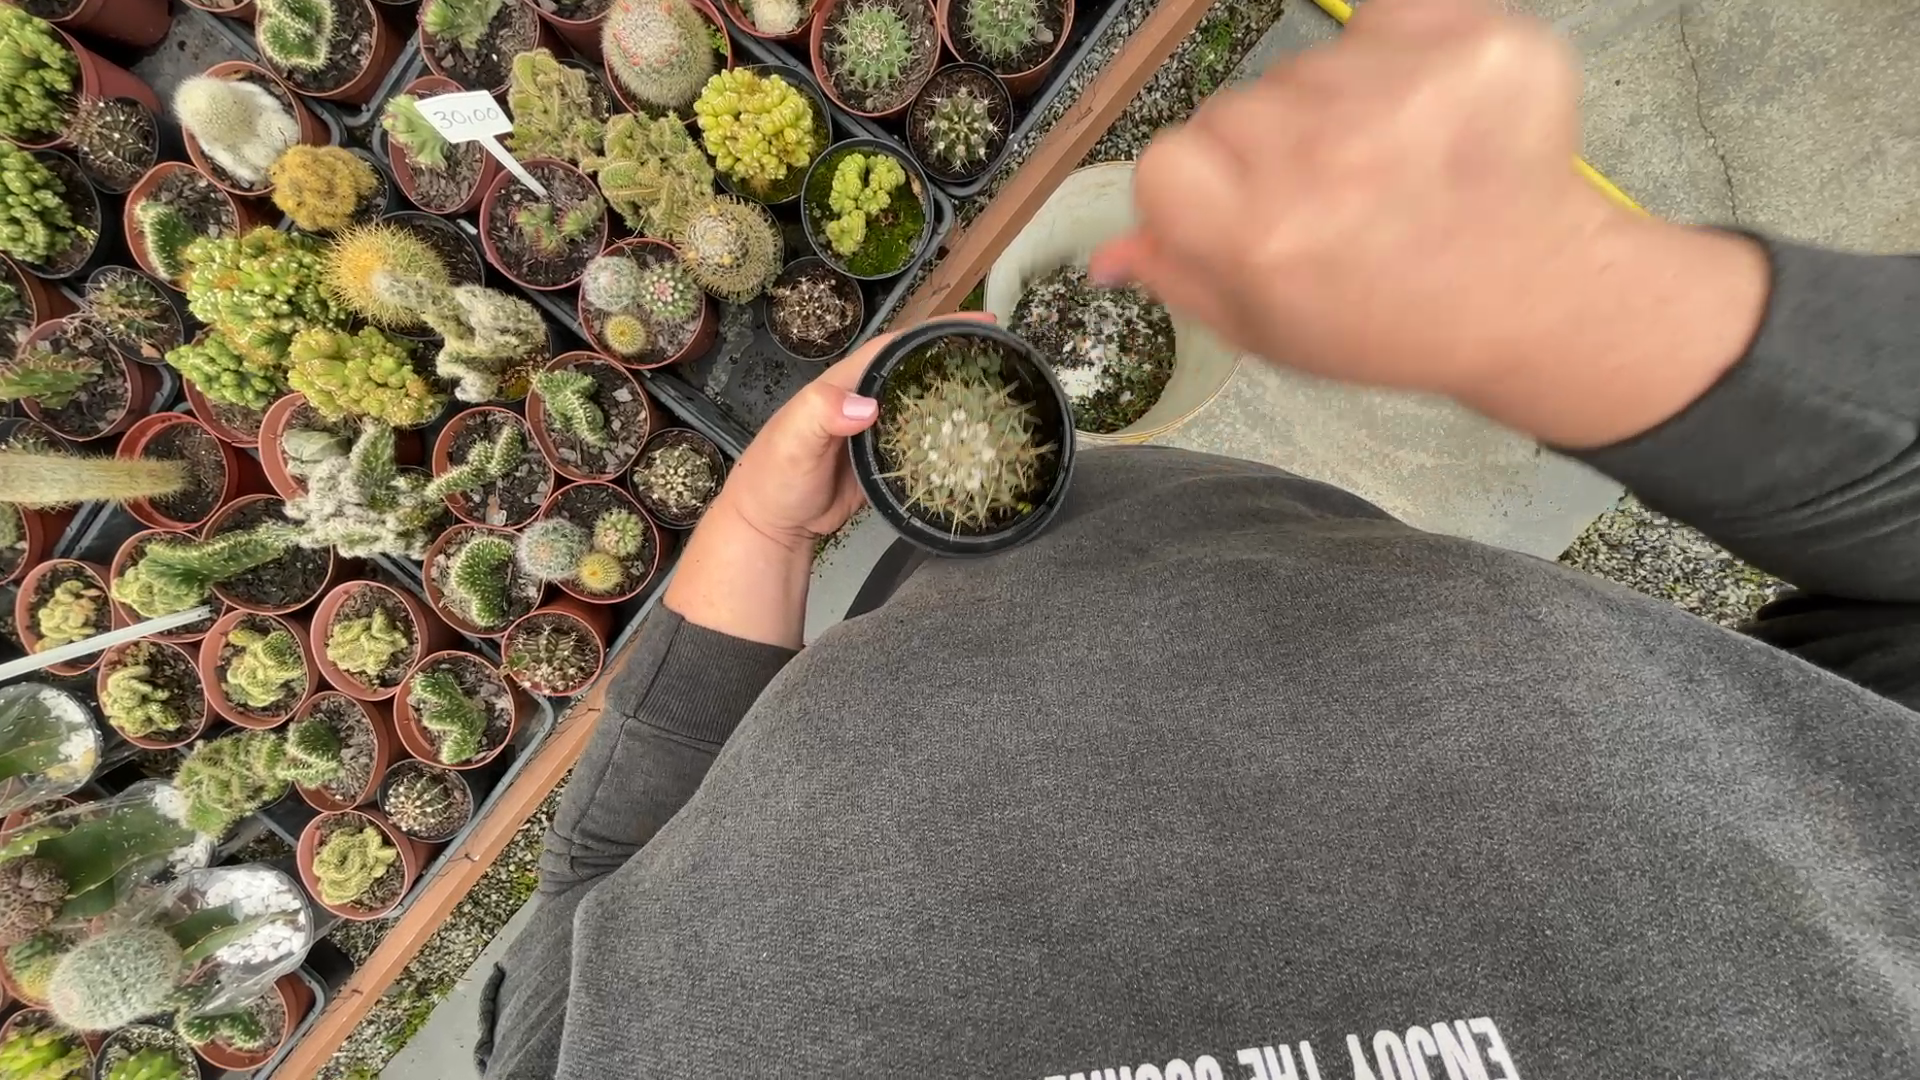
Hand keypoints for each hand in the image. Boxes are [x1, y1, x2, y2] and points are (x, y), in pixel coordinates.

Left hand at [712, 314, 994, 552]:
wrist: (773, 523)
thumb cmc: (775, 477)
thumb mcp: (793, 440)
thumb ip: (822, 415)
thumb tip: (868, 406)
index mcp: (847, 383)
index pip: (898, 344)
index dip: (937, 329)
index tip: (978, 322)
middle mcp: (866, 400)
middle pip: (918, 369)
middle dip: (957, 356)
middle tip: (1003, 354)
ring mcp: (878, 432)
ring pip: (924, 406)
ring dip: (957, 397)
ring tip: (999, 392)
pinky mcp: (885, 461)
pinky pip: (922, 444)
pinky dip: (947, 439)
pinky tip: (972, 442)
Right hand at [1090, 0, 1767, 447]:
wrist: (1524, 297)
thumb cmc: (1375, 327)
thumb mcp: (1261, 328)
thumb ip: (1179, 279)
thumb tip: (1105, 253)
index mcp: (1261, 239)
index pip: (1161, 164)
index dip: (1187, 190)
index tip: (1226, 211)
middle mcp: (1320, 161)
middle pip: (1224, 112)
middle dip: (1251, 154)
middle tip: (1313, 199)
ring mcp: (1402, 93)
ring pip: (1295, 67)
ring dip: (1316, 110)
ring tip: (1372, 163)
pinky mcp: (1475, 42)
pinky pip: (1377, 19)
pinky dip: (1384, 57)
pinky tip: (1411, 115)